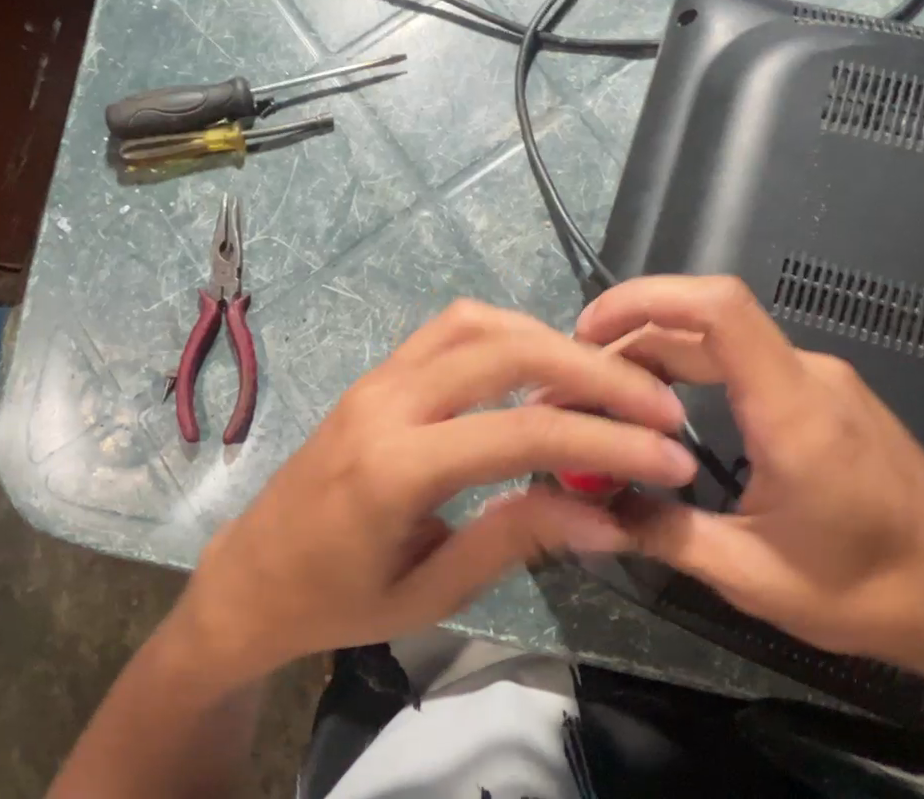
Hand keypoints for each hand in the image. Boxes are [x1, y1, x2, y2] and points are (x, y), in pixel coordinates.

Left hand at [171, 300, 701, 682]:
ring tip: (609, 383)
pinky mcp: (376, 374)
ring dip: (552, 340)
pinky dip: (509, 335)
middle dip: (594, 373)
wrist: (251, 576)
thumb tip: (608, 518)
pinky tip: (544, 367)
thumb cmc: (336, 601)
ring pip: (477, 323)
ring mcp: (376, 378)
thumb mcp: (430, 592)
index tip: (672, 458)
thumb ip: (515, 542)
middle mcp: (385, 403)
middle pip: (505, 353)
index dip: (605, 443)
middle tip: (656, 407)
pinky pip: (449, 330)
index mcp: (393, 468)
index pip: (520, 434)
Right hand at [577, 276, 923, 680]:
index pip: (718, 308)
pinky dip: (688, 374)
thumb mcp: (755, 576)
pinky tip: (659, 412)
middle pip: (703, 321)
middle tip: (575, 386)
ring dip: (655, 358)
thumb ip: (666, 534)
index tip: (587, 332)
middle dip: (629, 339)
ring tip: (604, 400)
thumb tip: (587, 508)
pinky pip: (743, 363)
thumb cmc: (874, 591)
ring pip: (720, 342)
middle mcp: (808, 376)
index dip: (644, 299)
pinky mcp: (823, 396)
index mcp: (794, 411)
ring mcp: (820, 381)